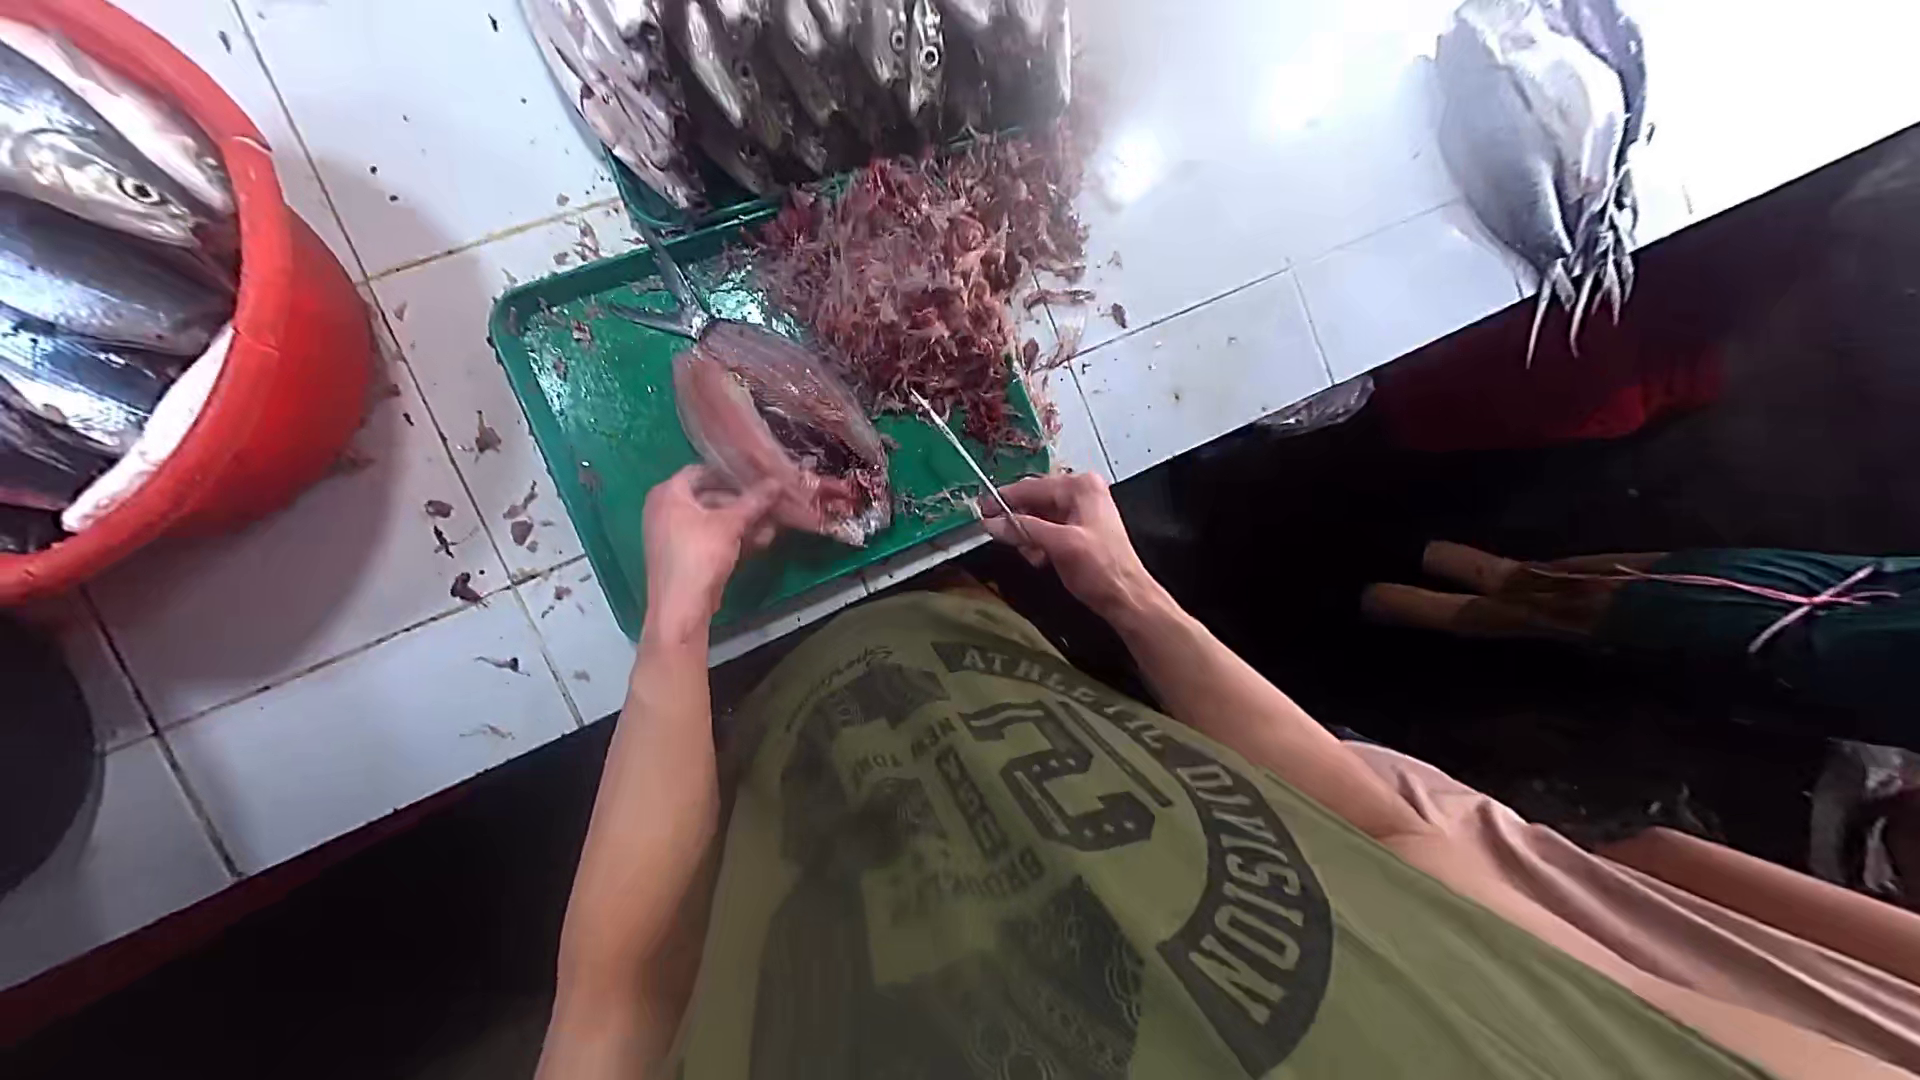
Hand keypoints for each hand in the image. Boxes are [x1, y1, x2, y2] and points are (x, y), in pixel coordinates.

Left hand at [642, 467, 779, 635]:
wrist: (681, 606)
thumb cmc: (700, 554)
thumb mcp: (731, 524)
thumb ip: (754, 501)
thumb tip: (777, 482)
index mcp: (668, 493)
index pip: (701, 470)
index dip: (730, 471)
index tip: (756, 474)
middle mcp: (665, 509)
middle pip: (710, 496)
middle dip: (743, 500)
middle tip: (770, 500)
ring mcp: (673, 534)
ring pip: (714, 519)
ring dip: (743, 521)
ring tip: (773, 522)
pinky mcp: (685, 555)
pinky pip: (711, 537)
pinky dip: (733, 537)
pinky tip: (761, 540)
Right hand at [978, 471, 1169, 625]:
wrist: (1126, 597)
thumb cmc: (1101, 569)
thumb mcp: (1058, 545)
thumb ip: (1023, 529)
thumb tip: (991, 522)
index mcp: (1080, 486)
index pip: (1030, 487)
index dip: (1003, 500)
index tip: (980, 511)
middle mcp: (1080, 491)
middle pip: (1033, 501)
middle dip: (1019, 522)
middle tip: (1005, 539)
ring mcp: (1080, 510)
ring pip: (1037, 517)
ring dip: (1028, 537)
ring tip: (1034, 555)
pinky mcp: (1077, 529)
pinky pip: (1046, 529)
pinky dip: (1038, 543)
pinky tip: (1042, 559)